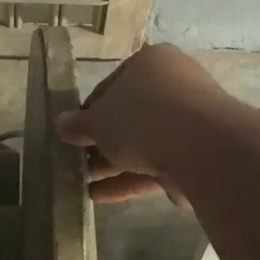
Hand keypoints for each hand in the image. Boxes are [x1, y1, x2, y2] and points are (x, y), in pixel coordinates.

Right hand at [57, 43, 229, 203]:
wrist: (199, 146)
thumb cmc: (141, 116)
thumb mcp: (98, 120)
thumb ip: (79, 124)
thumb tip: (60, 125)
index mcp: (151, 63)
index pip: (112, 85)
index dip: (89, 111)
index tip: (75, 135)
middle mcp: (175, 85)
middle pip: (130, 116)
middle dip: (103, 142)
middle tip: (79, 162)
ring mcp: (189, 121)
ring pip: (143, 143)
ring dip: (113, 164)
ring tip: (84, 183)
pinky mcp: (196, 154)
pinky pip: (156, 166)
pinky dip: (130, 180)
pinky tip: (100, 196)